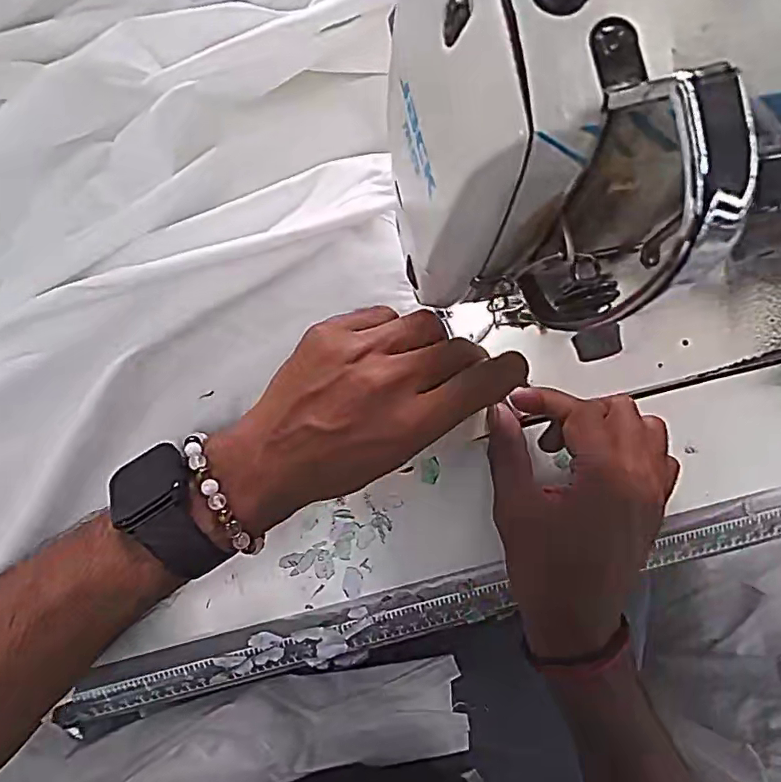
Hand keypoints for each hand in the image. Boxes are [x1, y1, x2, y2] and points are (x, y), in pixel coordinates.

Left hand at [205, 307, 528, 534]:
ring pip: (424, 323)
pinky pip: (381, 314)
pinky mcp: (332, 334)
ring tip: (417, 355)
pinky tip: (382, 346)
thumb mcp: (396, 456)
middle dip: (467, 358)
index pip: (482, 381)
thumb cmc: (327, 466)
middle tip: (459, 365)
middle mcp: (389, 381)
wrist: (272, 457)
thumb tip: (460, 394)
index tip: (508, 369)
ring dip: (431, 340)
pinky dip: (390, 328)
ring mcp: (359, 352)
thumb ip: (435, 419)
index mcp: (411, 421)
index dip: (506, 372)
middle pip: (457, 347)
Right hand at [486, 387, 679, 659]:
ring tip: (574, 444)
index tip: (521, 403)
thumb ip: (508, 453)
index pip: (581, 412)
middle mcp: (639, 480)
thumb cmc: (548, 576)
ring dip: (609, 425)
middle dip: (576, 411)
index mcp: (607, 476)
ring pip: (645, 429)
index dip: (546, 401)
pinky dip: (634, 449)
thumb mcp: (515, 508)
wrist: (573, 621)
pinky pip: (659, 459)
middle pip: (618, 411)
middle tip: (542, 430)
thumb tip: (503, 418)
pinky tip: (603, 464)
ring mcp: (652, 494)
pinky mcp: (654, 508)